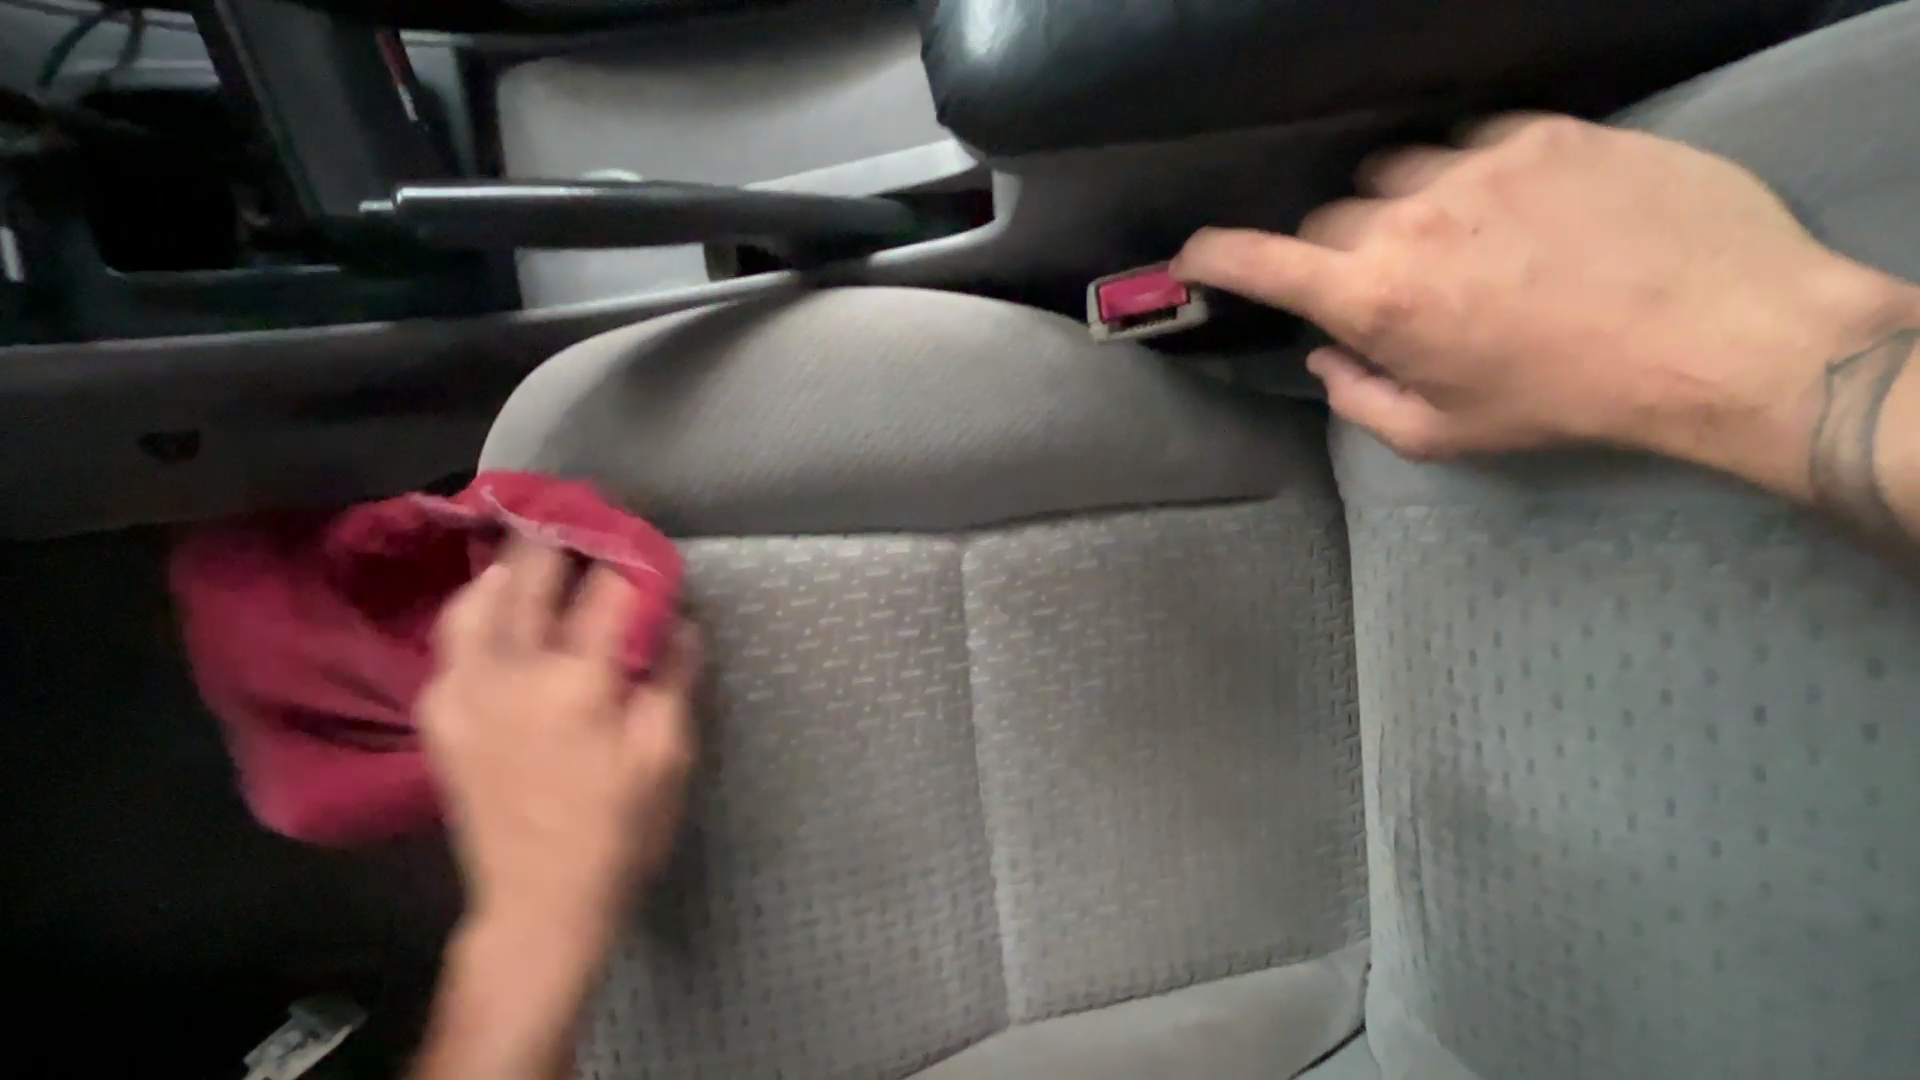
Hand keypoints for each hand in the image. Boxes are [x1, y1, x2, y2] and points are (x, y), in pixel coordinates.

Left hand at [420, 540, 699, 931]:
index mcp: (579, 682)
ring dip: (506, 568)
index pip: (608, 592)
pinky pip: (449, 646)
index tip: (646, 547)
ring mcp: (468, 694)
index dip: (631, 560)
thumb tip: (679, 623)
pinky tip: (494, 616)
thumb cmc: (620, 828)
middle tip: (582, 521)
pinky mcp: (443, 720)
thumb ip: (672, 679)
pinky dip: (473, 615)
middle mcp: (514, 673)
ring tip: (531, 554)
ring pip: (475, 603)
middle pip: (530, 579)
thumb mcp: (669, 756)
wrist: (540, 902)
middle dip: (559, 540)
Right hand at [1172, 114, 1911, 481]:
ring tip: (1446, 242)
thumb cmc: (1561, 399)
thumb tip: (1326, 356)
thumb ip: (1357, 398)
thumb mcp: (1440, 433)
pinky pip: (1464, 144)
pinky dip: (1461, 177)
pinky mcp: (1543, 133)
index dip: (1212, 256)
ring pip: (1389, 174)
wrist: (1719, 337)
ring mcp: (1477, 166)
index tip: (1190, 256)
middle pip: (1326, 219)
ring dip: (1393, 210)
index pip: (1260, 262)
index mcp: (1375, 298)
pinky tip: (1504, 210)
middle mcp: (1410, 219)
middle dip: (1334, 256)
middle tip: (1378, 289)